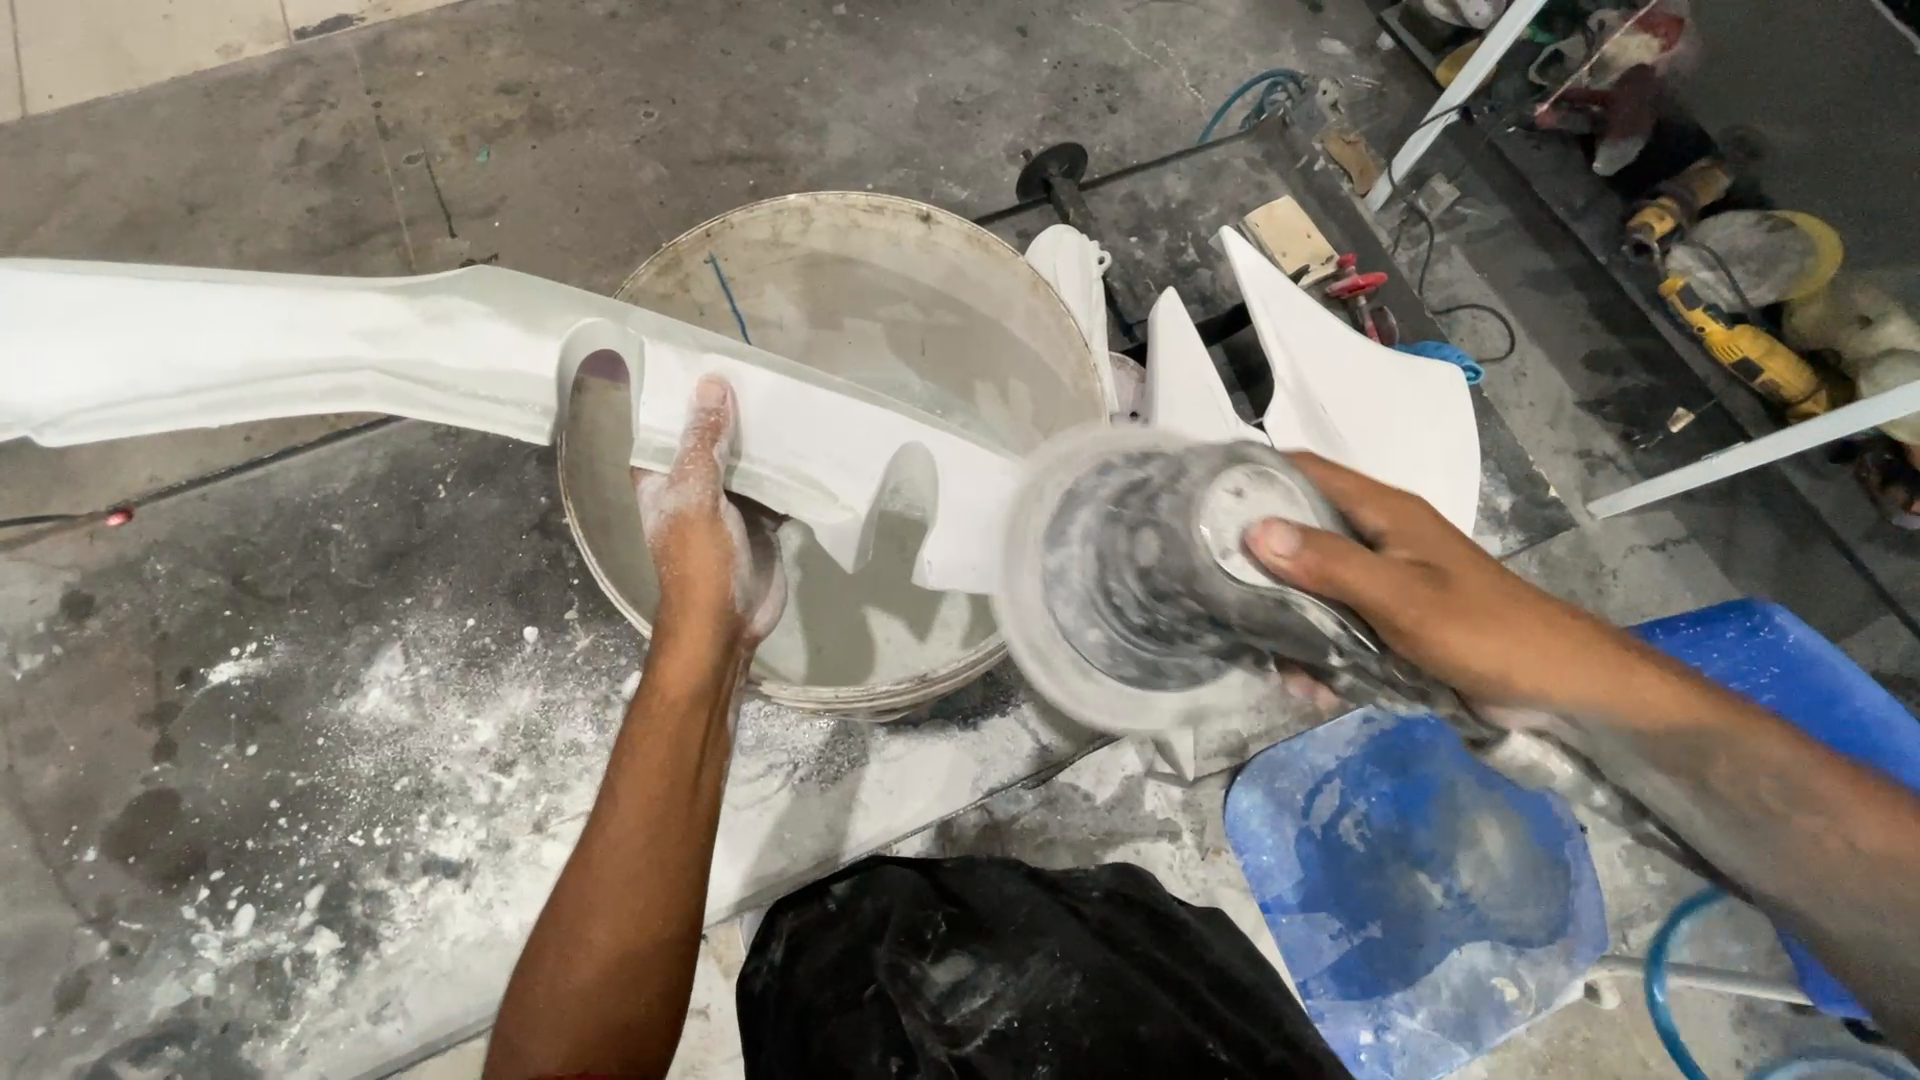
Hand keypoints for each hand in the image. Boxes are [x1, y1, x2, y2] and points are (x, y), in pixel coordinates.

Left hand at [633, 375, 787, 665]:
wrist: (730, 623)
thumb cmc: (700, 562)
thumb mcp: (696, 497)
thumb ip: (704, 443)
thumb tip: (712, 383)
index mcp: (664, 478)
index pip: (668, 426)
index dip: (684, 396)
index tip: (708, 359)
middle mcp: (694, 486)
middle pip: (713, 439)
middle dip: (735, 412)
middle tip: (765, 372)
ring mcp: (730, 505)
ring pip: (747, 462)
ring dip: (766, 441)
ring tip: (792, 399)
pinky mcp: (762, 521)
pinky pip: (776, 487)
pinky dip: (791, 472)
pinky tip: (812, 445)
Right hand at [1242, 452, 1667, 723]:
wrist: (1556, 687)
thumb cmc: (1483, 629)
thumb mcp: (1400, 596)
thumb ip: (1328, 563)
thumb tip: (1254, 530)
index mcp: (1380, 512)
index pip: (1303, 471)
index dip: (1253, 474)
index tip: (1201, 497)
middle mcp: (1372, 536)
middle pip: (1294, 531)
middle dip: (1256, 564)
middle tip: (1215, 592)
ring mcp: (1377, 579)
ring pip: (1307, 586)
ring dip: (1287, 624)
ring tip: (1279, 669)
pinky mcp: (1383, 618)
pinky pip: (1331, 625)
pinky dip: (1317, 653)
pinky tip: (1315, 688)